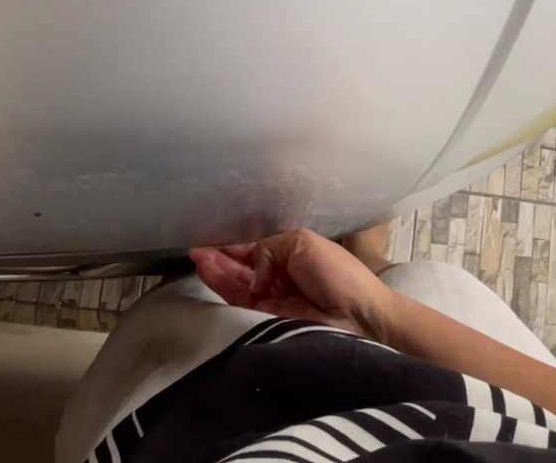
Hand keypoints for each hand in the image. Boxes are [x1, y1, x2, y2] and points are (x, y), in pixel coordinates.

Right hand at [190, 229, 402, 341]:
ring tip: (197, 257)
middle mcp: (280, 276)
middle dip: (221, 256)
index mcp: (292, 254)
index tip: (214, 236)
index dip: (236, 243)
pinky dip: (223, 287)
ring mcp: (274, 299)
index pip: (257, 248)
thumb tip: (254, 273)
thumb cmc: (338, 273)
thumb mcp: (302, 242)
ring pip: (238, 284)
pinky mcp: (268, 320)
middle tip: (196, 247)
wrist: (359, 316)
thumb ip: (269, 248)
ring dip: (217, 270)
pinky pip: (240, 302)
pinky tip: (207, 271)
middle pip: (244, 266)